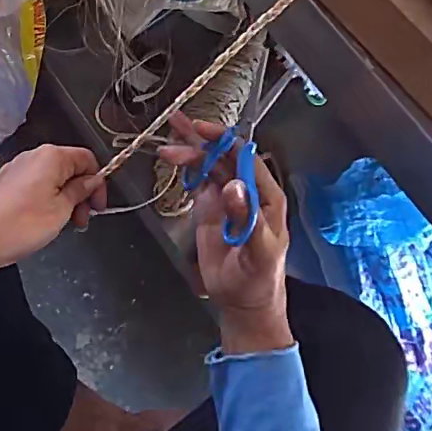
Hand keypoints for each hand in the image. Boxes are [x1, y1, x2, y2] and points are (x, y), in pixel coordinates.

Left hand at [0, 145, 105, 290]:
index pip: (87, 159)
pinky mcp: (4, 184)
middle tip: (82, 219)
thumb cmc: (17, 225)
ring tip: (63, 225)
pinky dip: (45, 201)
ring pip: (51, 179)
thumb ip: (80, 192)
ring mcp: (16, 169)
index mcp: (51, 156)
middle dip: (80, 193)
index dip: (98, 183)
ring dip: (63, 199)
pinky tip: (42, 223)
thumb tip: (91, 181)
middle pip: (69, 168)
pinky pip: (34, 186)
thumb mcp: (61, 210)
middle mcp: (32, 157)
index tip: (98, 205)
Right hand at [158, 113, 293, 354]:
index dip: (223, 140)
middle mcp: (246, 190)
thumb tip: (232, 186)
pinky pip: (198, 181)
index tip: (202, 131)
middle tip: (177, 126)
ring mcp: (226, 198)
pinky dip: (186, 168)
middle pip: (222, 156)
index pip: (244, 157)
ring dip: (189, 152)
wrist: (243, 303)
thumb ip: (247, 219)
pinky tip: (173, 158)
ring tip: (166, 146)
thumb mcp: (259, 252)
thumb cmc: (259, 279)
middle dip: (200, 140)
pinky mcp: (210, 209)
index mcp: (265, 194)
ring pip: (207, 166)